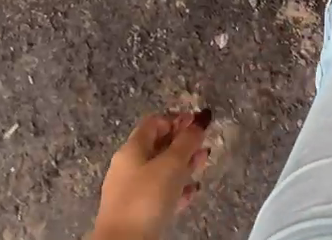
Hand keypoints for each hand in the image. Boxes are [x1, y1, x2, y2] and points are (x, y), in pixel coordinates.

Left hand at [90, 109, 211, 239]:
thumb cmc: (146, 196)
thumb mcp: (172, 163)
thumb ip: (187, 141)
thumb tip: (199, 121)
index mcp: (131, 149)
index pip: (154, 122)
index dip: (177, 119)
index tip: (198, 123)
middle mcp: (128, 167)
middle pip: (158, 145)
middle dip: (183, 143)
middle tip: (204, 144)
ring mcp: (131, 191)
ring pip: (161, 170)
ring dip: (183, 164)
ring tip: (203, 164)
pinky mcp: (137, 212)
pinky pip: (159, 193)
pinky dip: (176, 188)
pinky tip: (192, 192)